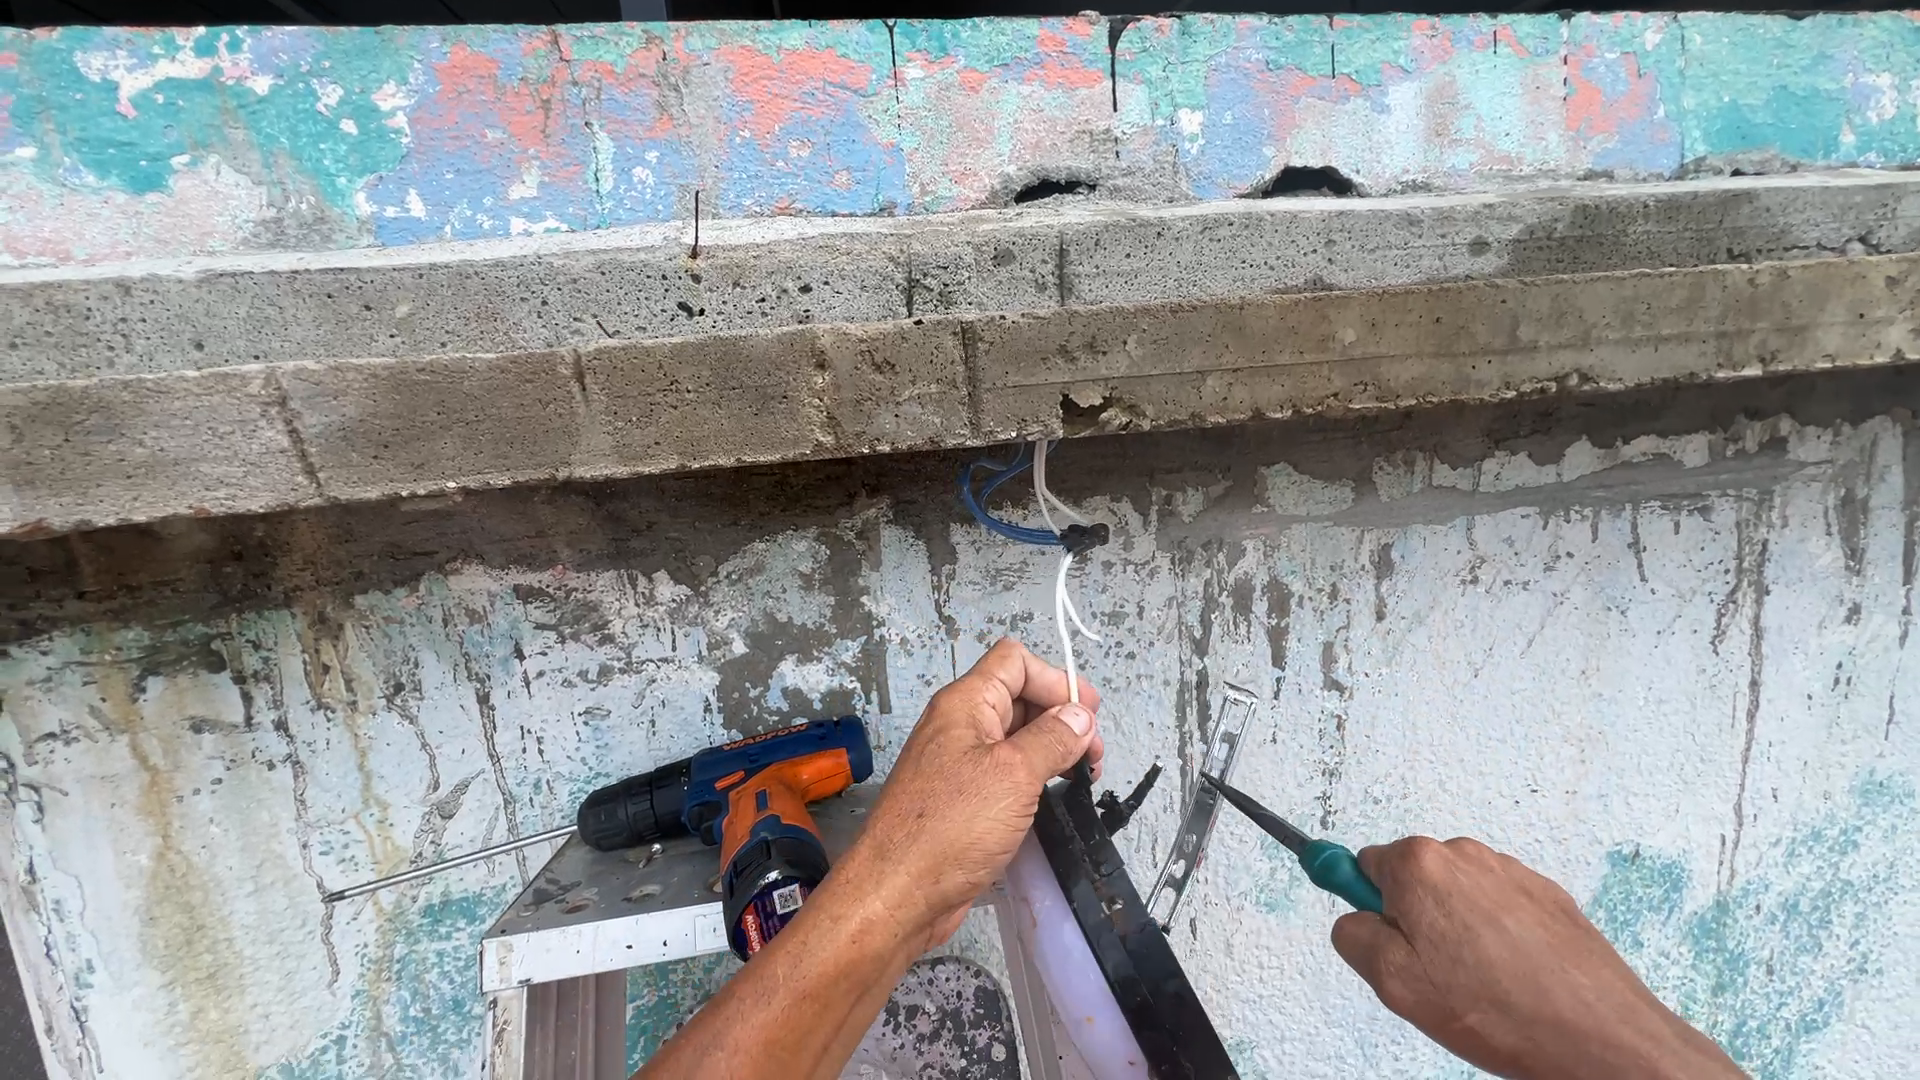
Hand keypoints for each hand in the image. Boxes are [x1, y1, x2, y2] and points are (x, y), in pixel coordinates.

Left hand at [838, 638, 1102, 951]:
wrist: (898, 893)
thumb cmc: (952, 825)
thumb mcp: (1013, 774)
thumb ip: (1051, 738)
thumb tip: (1080, 715)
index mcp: (966, 703)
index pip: (1015, 662)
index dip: (1055, 679)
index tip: (1090, 715)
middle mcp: (962, 724)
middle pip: (1019, 696)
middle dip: (1061, 715)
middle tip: (1095, 755)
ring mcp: (961, 761)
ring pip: (1016, 736)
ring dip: (1053, 746)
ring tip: (1084, 774)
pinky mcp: (964, 797)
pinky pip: (1007, 770)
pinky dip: (1035, 774)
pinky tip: (1056, 795)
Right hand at [1332, 837, 1744, 1079]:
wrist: (1609, 1045)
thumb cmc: (1498, 1012)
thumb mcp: (1393, 982)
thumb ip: (1351, 934)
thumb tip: (1355, 917)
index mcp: (1417, 864)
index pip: (1364, 865)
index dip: (1372, 908)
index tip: (1392, 942)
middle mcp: (1461, 852)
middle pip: (1411, 877)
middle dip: (1415, 918)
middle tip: (1439, 973)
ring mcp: (1509, 871)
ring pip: (1456, 893)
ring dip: (1457, 926)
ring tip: (1485, 981)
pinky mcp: (1549, 895)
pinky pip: (1499, 904)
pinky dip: (1498, 933)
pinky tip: (1518, 976)